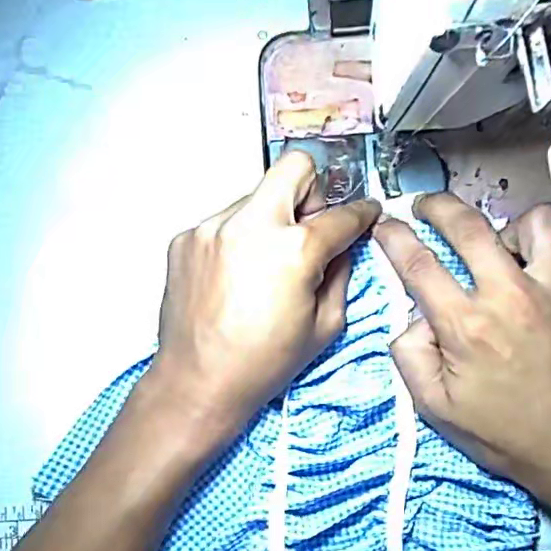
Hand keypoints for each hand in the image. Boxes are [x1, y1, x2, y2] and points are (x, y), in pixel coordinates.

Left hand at [147, 151, 381, 433]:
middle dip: (314, 191)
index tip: (364, 212)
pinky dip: (241, 238)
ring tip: (268, 266)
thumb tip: (342, 247)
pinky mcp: (186, 238)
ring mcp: (212, 227)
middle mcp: (249, 226)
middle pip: (295, 168)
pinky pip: (226, 221)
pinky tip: (239, 277)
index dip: (361, 213)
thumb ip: (341, 274)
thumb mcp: (325, 325)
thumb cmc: (262, 364)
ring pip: (257, 195)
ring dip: (273, 219)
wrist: (199, 383)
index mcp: (293, 250)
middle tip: (312, 227)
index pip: (341, 215)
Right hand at [372, 193, 550, 534]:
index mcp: (467, 326)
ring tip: (505, 246)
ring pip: (537, 221)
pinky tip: (549, 269)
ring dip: (511, 226)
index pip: (419, 264)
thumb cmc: (510, 437)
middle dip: (438, 205)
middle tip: (428, 206)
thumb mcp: (440, 413)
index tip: (386, 225)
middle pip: (469, 225)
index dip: (394, 238)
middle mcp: (512, 295)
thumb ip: (412, 360)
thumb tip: (413, 321)